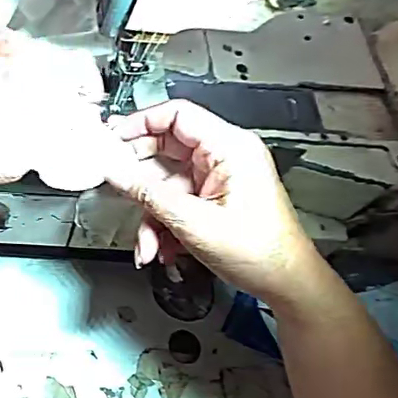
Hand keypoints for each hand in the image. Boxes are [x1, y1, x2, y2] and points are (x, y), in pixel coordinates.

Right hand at [103, 100, 336, 306]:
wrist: (284, 282)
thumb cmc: (262, 251)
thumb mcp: (193, 221)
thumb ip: (148, 194)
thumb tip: (116, 172)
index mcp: (230, 148)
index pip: (177, 115)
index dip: (140, 123)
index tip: (114, 140)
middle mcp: (223, 157)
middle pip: (164, 149)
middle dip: (139, 178)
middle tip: (117, 186)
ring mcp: (216, 178)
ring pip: (163, 183)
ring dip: (149, 214)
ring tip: (148, 241)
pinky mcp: (210, 199)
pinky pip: (172, 202)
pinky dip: (160, 225)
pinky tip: (159, 247)